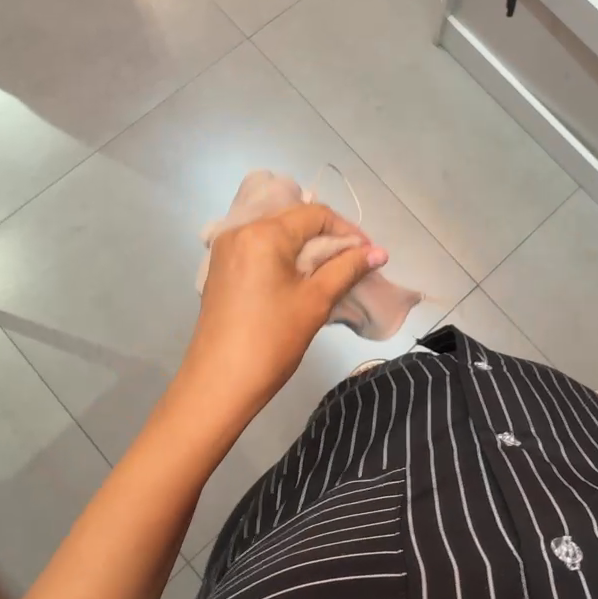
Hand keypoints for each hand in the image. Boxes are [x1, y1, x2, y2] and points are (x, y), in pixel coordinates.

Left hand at [184, 203, 387, 412]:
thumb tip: (379, 252)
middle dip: (328, 238)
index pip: (316, 214)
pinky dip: (284, 255)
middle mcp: (240, 230)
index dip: (348, 231)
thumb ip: (347, 268)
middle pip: (294, 219)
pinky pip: (260, 248)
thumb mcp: (315, 301)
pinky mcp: (221, 267)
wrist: (218, 384)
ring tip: (331, 270)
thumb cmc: (271, 341)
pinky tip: (300, 276)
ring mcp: (226, 249)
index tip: (369, 255)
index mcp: (263, 233)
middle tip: (354, 263)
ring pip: (277, 233)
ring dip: (306, 247)